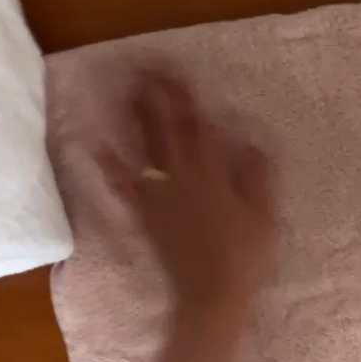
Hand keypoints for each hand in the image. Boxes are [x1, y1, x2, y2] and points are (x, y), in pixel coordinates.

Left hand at [98, 70, 276, 321]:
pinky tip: (97, 147)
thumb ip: (257, 175)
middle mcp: (180, 177)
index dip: (186, 96)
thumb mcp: (263, 216)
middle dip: (156, 97)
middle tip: (145, 66)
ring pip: (144, 148)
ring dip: (134, 117)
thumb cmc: (243, 257)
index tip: (176, 69)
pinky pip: (124, 186)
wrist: (210, 295)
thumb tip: (252, 138)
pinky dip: (110, 166)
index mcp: (212, 174)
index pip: (198, 126)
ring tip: (125, 90)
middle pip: (166, 129)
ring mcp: (159, 196)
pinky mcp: (145, 216)